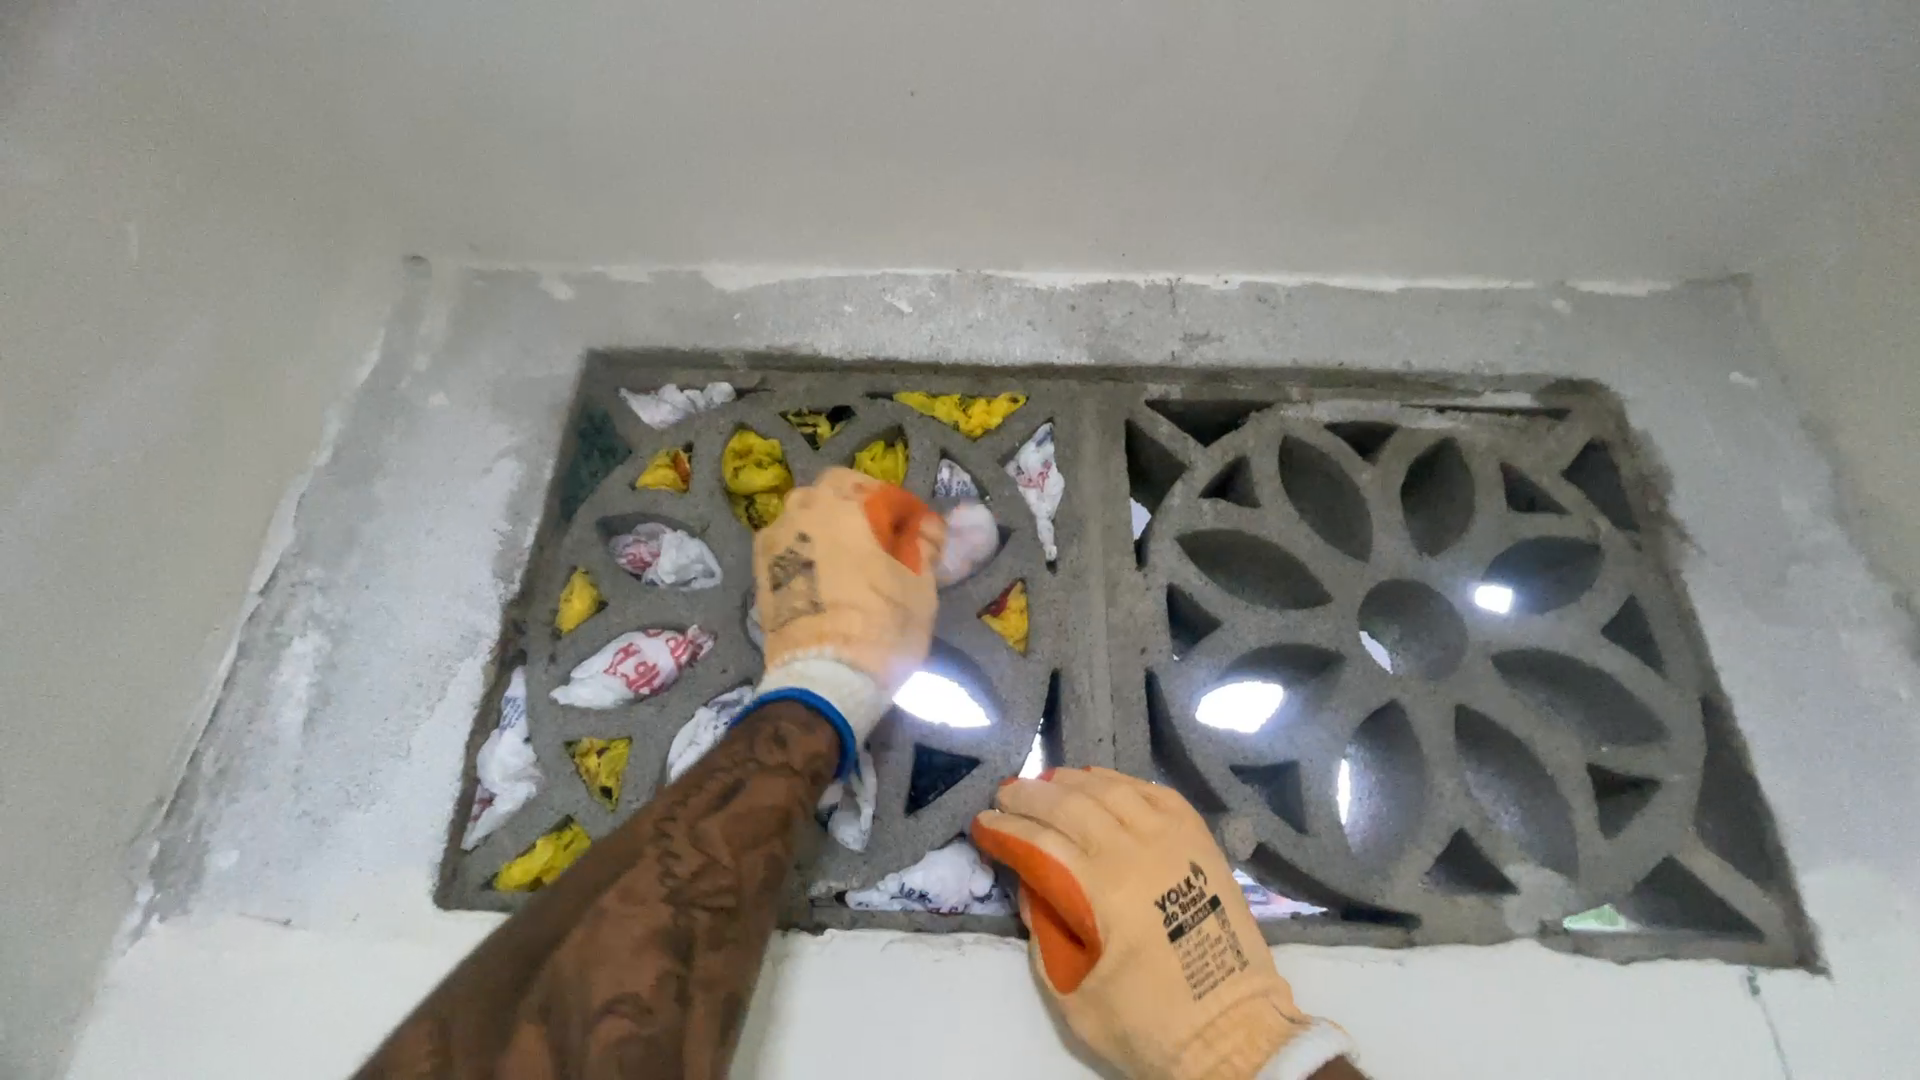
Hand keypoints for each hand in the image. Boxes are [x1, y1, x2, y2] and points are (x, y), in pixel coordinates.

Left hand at [752, 468, 944, 766]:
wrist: (826, 679)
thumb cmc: (882, 626)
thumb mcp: (921, 585)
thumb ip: (923, 544)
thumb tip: (925, 528)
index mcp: (847, 507)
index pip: (883, 492)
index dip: (907, 511)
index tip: (920, 532)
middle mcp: (804, 513)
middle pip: (835, 490)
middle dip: (860, 504)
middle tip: (883, 535)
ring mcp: (776, 541)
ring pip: (804, 513)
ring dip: (828, 522)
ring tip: (852, 553)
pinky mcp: (761, 571)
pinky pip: (787, 542)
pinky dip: (806, 546)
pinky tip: (824, 572)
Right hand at [973, 768, 1353, 1079]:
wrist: (1234, 1033)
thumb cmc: (1149, 1023)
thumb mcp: (1073, 994)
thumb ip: (1044, 931)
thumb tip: (1031, 884)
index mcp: (1102, 890)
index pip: (1039, 842)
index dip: (1004, 828)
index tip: (982, 821)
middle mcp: (1136, 849)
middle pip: (1070, 803)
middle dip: (1029, 795)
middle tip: (1005, 794)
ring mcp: (1172, 838)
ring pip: (1110, 788)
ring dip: (1071, 781)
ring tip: (1046, 782)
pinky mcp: (1198, 838)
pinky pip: (1151, 791)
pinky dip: (1119, 781)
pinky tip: (1099, 781)